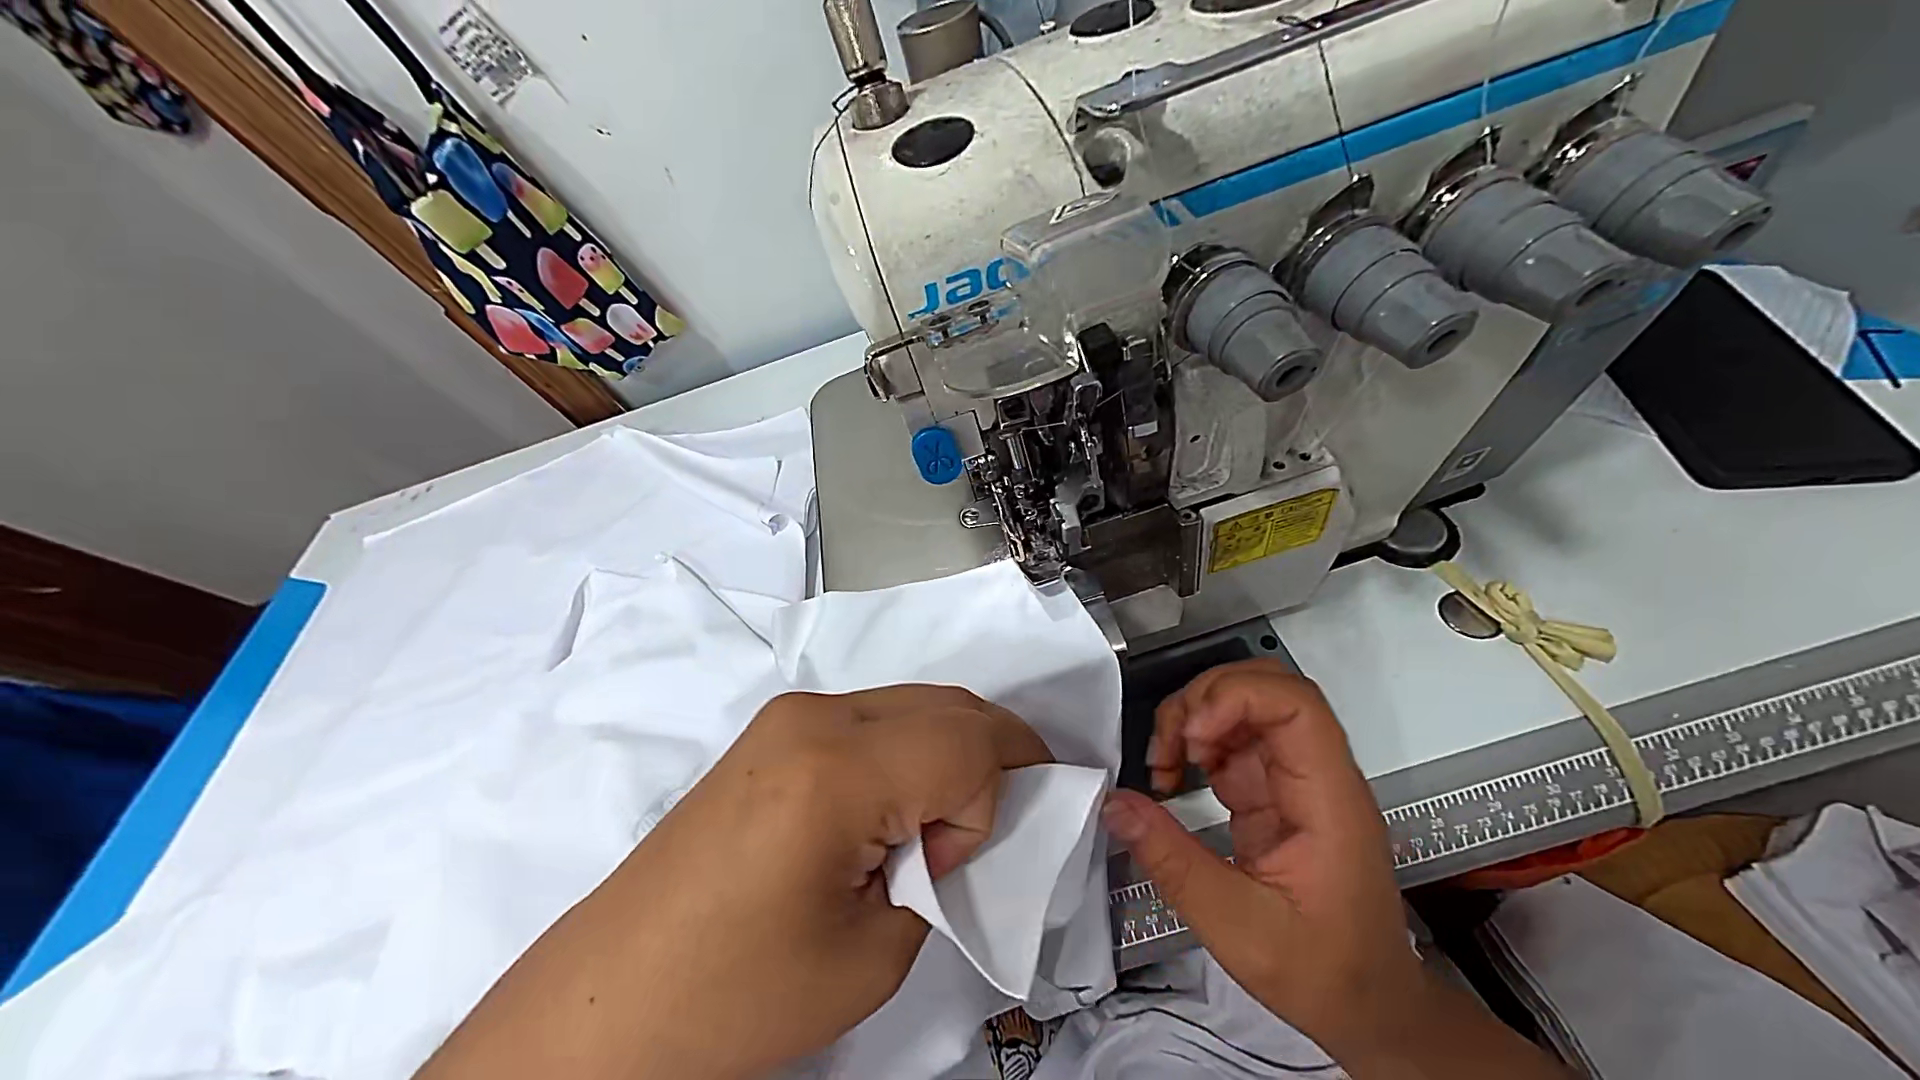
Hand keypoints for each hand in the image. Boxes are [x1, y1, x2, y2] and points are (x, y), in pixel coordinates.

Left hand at [416, 685, 1051, 1079]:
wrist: (612, 1000)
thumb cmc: (739, 994)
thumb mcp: (873, 952)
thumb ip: (940, 873)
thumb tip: (954, 829)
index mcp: (837, 766)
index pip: (969, 743)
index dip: (993, 801)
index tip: (961, 865)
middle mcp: (814, 715)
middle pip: (949, 706)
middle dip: (993, 758)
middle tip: (992, 831)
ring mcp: (788, 715)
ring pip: (916, 702)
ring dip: (951, 750)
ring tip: (936, 827)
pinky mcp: (773, 730)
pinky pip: (875, 716)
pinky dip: (911, 748)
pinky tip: (895, 806)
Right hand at [1104, 661, 1568, 1077]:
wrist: (1369, 1005)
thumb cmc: (1324, 972)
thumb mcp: (1238, 927)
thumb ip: (1172, 861)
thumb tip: (1116, 804)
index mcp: (1328, 798)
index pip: (1295, 704)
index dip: (1235, 698)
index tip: (1192, 738)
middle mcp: (1315, 775)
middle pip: (1266, 688)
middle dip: (1205, 700)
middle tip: (1169, 745)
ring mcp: (1293, 779)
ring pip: (1243, 707)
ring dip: (1194, 720)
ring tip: (1163, 765)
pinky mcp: (1272, 791)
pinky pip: (1230, 742)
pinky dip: (1194, 746)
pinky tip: (1173, 779)